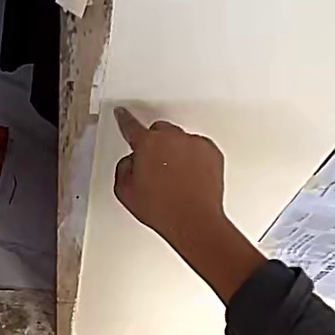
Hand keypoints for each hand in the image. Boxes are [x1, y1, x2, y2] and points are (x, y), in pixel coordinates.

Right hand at [112, 107, 229, 246]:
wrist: (193, 221)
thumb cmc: (163, 209)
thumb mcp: (125, 192)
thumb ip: (123, 167)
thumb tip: (131, 162)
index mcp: (148, 144)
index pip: (131, 126)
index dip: (124, 119)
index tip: (122, 113)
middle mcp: (172, 139)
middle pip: (159, 131)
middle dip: (155, 145)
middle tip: (154, 168)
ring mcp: (194, 144)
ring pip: (179, 139)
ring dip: (174, 152)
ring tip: (173, 178)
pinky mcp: (211, 153)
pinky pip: (197, 149)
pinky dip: (192, 159)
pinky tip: (186, 179)